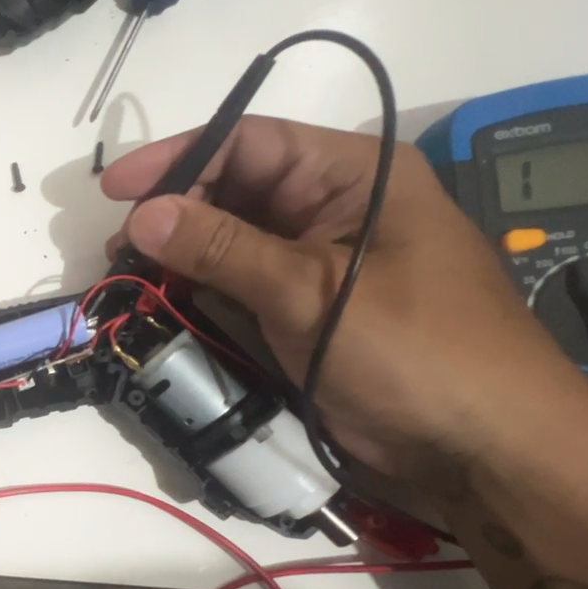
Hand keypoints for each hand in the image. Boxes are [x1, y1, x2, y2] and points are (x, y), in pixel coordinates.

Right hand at [101, 117, 587, 492]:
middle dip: (170, 213)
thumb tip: (142, 215)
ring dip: (174, 258)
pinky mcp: (293, 313)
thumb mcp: (309, 291)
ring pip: (223, 243)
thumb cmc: (412, 350)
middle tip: (117, 247)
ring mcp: (308, 265)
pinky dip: (193, 294)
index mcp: (353, 176)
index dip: (178, 157)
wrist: (473, 445)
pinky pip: (231, 289)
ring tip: (127, 275)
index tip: (114, 189)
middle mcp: (328, 210)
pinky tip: (160, 303)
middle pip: (230, 190)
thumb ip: (221, 249)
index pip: (249, 143)